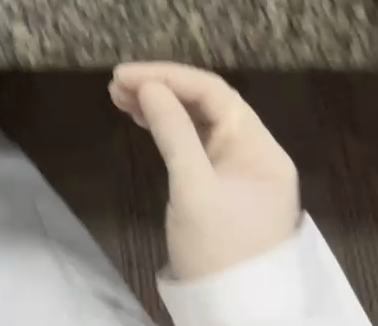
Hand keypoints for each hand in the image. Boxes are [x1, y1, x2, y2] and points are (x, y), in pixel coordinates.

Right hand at [110, 62, 300, 280]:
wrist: (237, 319)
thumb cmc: (219, 253)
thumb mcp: (193, 189)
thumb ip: (173, 132)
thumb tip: (148, 85)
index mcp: (260, 149)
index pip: (214, 93)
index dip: (168, 76)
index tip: (124, 75)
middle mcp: (253, 152)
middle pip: (206, 102)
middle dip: (161, 87)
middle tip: (117, 85)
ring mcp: (237, 169)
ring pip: (196, 119)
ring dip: (159, 103)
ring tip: (119, 96)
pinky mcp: (219, 184)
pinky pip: (192, 140)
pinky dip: (164, 126)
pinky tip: (139, 118)